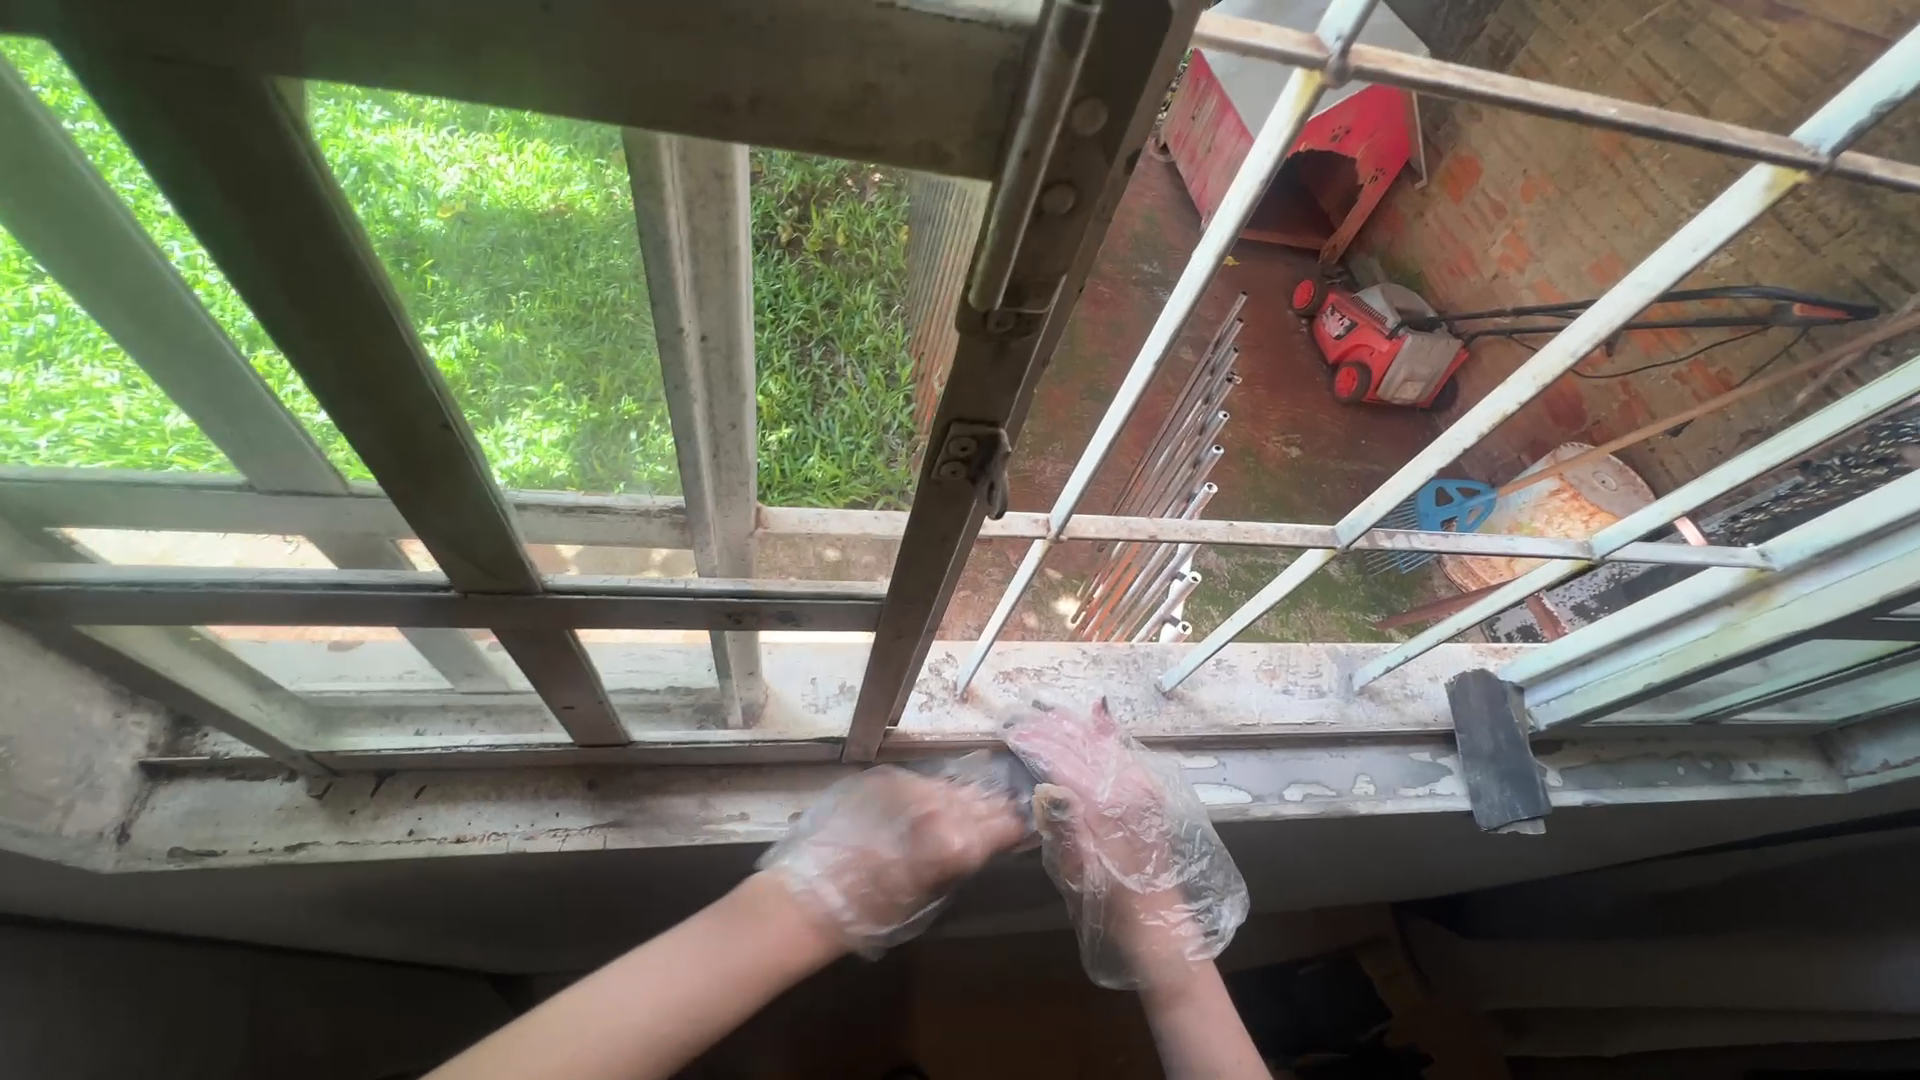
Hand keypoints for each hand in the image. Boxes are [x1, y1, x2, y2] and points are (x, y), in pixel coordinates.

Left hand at [756, 761, 1024, 954]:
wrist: (817, 893)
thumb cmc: (875, 911)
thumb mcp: (931, 893)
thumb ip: (960, 861)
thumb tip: (982, 842)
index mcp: (955, 842)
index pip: (1000, 825)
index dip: (1013, 824)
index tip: (1023, 822)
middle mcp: (937, 806)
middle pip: (977, 800)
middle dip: (991, 806)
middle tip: (1005, 808)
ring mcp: (910, 786)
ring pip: (949, 785)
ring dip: (963, 795)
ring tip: (975, 800)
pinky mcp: (886, 777)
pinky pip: (921, 780)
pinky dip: (933, 789)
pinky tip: (937, 797)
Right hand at [1005, 700, 1247, 988]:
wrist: (1157, 923)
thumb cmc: (1108, 902)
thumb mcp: (1076, 871)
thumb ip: (1062, 827)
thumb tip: (1046, 787)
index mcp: (1105, 804)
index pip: (1063, 761)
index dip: (1035, 744)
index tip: (1011, 733)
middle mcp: (1127, 786)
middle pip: (1083, 745)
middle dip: (1051, 730)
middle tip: (1021, 720)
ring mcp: (1142, 785)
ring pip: (1102, 742)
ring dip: (1073, 728)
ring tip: (1046, 715)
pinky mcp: (1148, 791)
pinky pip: (1122, 751)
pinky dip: (1104, 732)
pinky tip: (1095, 717)